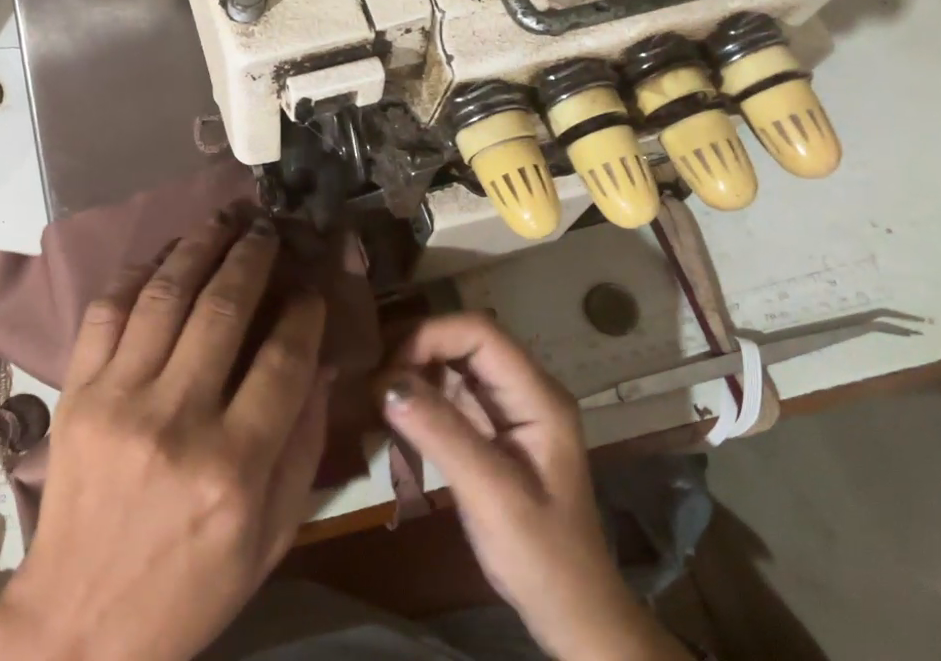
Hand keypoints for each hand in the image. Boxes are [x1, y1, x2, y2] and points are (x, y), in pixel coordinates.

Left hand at [0, 214, 332, 660]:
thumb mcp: (272, 536)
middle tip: (270, 230)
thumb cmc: (192, 587)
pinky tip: (162, 256)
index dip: (304, 309)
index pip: (284, 358)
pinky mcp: (75, 393)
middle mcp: (176, 420)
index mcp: (236, 466)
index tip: (311, 285)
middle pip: (222, 308)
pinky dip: (135, 274)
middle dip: (253, 257)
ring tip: (223, 221)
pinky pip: (105, 312)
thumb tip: (321, 364)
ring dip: (198, 247)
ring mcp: (116, 400)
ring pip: (163, 295)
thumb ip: (303, 447)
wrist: (82, 620)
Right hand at [380, 312, 690, 660]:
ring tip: (372, 396)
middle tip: (371, 383)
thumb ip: (440, 432)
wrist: (569, 609)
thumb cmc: (540, 552)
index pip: (479, 332)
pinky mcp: (490, 433)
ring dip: (413, 374)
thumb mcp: (490, 493)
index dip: (429, 337)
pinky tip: (390, 415)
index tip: (386, 370)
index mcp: (538, 396)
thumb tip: (384, 383)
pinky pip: (449, 397)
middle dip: (415, 352)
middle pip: (463, 342)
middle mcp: (524, 392)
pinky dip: (418, 399)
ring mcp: (507, 411)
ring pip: (453, 367)